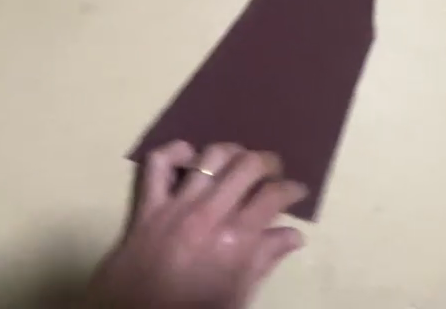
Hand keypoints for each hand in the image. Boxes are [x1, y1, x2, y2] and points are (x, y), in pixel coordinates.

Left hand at [85, 141, 306, 308]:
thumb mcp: (237, 297)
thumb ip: (265, 260)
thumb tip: (295, 235)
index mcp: (235, 242)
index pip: (273, 196)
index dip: (292, 189)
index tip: (297, 190)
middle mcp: (209, 215)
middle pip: (247, 165)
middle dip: (267, 161)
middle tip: (273, 170)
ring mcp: (177, 206)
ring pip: (210, 156)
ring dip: (231, 152)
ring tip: (238, 160)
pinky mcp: (148, 205)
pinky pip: (158, 162)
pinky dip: (175, 151)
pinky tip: (189, 156)